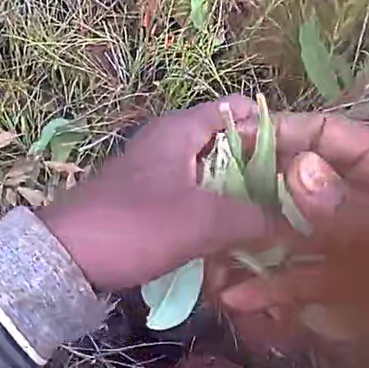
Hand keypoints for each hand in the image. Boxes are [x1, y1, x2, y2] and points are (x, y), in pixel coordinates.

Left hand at [38, 97, 274, 290]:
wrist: (65, 258)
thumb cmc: (134, 225)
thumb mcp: (201, 220)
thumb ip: (253, 218)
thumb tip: (295, 225)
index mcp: (181, 129)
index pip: (239, 109)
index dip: (275, 128)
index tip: (303, 159)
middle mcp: (170, 143)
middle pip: (231, 145)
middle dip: (264, 169)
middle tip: (296, 199)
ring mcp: (158, 173)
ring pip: (214, 177)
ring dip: (241, 197)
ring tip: (275, 223)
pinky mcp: (149, 202)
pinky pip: (195, 200)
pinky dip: (216, 214)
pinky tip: (236, 240)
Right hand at [219, 114, 368, 367]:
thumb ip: (353, 213)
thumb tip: (294, 168)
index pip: (335, 142)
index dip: (288, 137)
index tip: (236, 145)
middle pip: (309, 198)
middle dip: (264, 207)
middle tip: (214, 220)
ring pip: (307, 251)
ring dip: (268, 263)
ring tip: (225, 279)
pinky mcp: (367, 302)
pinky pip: (320, 294)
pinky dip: (290, 300)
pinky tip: (257, 308)